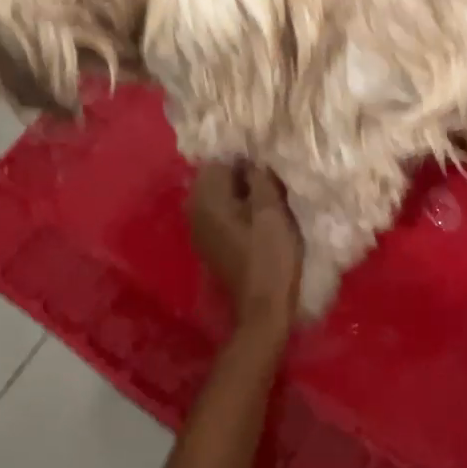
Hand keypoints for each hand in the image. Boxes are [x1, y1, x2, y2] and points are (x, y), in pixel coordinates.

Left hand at [186, 163, 302, 336]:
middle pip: (217, 178)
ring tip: (269, 198)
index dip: (246, 159)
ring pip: (220, 196)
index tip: (269, 167)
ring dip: (241, 193)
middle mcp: (194, 210)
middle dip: (242, 175)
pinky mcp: (209, 244)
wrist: (263, 308)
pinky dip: (237, 210)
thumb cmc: (270, 256)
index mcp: (205, 199)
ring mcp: (199, 230)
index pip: (220, 160)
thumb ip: (260, 178)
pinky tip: (258, 218)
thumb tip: (252, 160)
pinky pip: (221, 214)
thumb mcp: (272, 211)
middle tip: (272, 181)